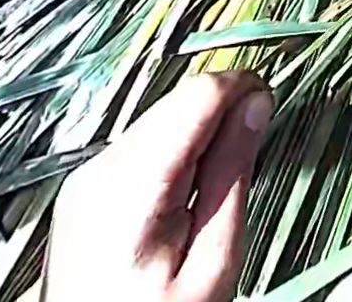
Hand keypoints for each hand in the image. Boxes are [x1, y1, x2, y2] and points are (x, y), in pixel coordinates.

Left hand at [46, 72, 272, 301]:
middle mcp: (100, 171)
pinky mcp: (87, 189)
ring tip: (218, 178)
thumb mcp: (211, 262)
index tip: (265, 105)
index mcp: (132, 186)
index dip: (242, 89)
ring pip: (165, 112)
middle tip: (250, 143)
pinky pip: (147, 139)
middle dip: (223, 110)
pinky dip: (179, 146)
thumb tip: (255, 107)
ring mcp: (87, 179)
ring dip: (202, 128)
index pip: (200, 92)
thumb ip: (232, 174)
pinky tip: (189, 188)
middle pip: (181, 97)